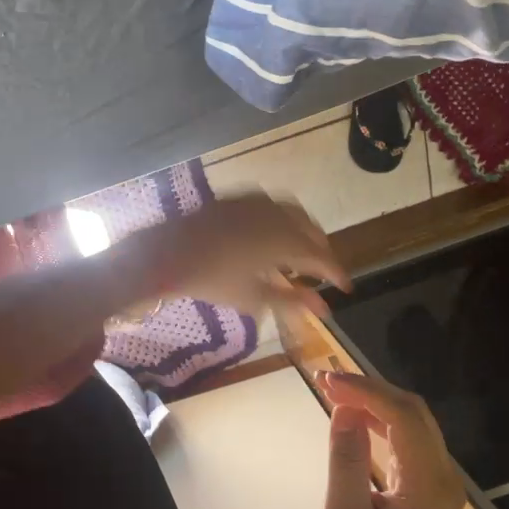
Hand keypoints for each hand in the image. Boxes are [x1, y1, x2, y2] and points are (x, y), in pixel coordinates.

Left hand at [112, 192, 350, 316]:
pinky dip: (281, 216)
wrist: (164, 253)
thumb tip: (323, 311)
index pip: (320, 256)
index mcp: (282, 240)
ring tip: (302, 250)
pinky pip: (269, 202)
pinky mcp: (234, 198)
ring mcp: (252, 202)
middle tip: (323, 270)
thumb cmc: (208, 280)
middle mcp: (273, 215)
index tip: (345, 288)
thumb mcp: (251, 297)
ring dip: (303, 229)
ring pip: (291, 211)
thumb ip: (290, 301)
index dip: (335, 273)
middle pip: (309, 229)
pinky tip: (274, 231)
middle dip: (321, 249)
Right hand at [319, 369, 464, 508]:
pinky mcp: (431, 485)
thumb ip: (346, 460)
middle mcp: (444, 477)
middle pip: (414, 412)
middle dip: (370, 388)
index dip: (366, 390)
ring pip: (414, 421)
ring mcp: (441, 481)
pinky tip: (354, 414)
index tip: (326, 380)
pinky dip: (382, 419)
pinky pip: (410, 438)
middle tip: (325, 379)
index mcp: (428, 485)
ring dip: (375, 400)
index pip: (403, 417)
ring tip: (333, 390)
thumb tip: (345, 409)